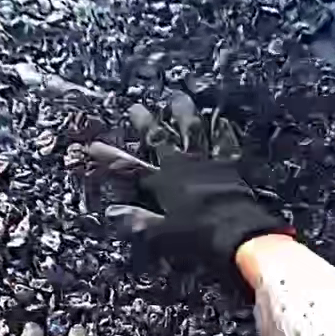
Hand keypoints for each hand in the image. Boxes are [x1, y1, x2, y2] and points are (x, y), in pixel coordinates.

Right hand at [84, 90, 289, 269]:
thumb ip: (138, 221)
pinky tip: (222, 120)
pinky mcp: (230, 166)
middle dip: (145, 124)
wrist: (239, 232)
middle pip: (161, 139)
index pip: (130, 167)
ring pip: (193, 131)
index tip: (95, 145)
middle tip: (136, 108)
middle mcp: (183, 166)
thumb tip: (113, 212)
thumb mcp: (162, 234)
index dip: (111, 157)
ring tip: (178, 99)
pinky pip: (226, 143)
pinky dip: (222, 130)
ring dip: (184, 115)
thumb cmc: (198, 237)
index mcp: (163, 182)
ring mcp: (208, 162)